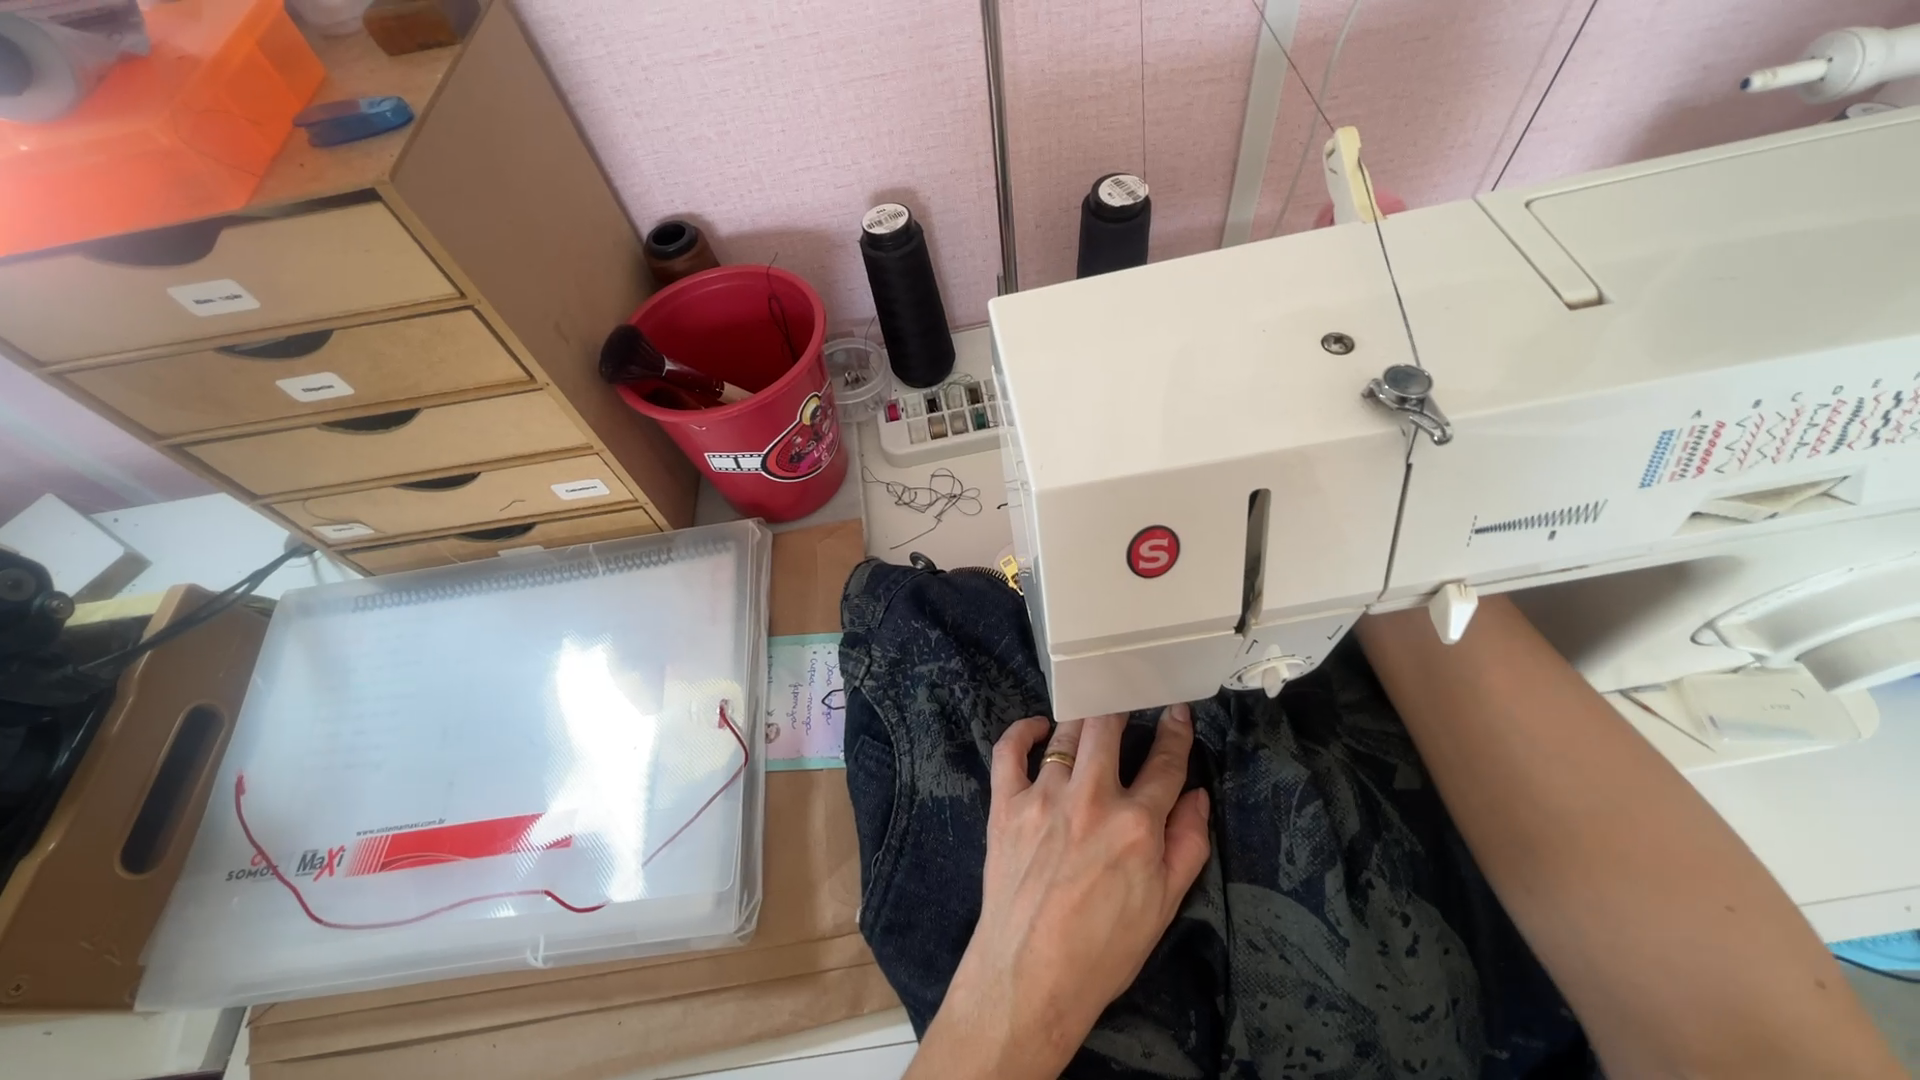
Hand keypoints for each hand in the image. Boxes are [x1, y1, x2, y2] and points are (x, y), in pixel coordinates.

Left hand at [908, 706, 1211, 1079]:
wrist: (1030, 977)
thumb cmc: (1104, 949)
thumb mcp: (1165, 905)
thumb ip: (1188, 843)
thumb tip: (1198, 794)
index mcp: (1138, 824)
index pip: (1166, 762)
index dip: (1176, 731)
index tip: (1178, 711)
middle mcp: (1092, 799)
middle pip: (1110, 728)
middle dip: (1123, 706)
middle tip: (1127, 702)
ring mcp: (1044, 797)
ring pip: (1067, 733)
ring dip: (1083, 719)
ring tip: (1090, 717)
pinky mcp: (1005, 804)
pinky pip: (1010, 749)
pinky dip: (1024, 730)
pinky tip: (1039, 728)